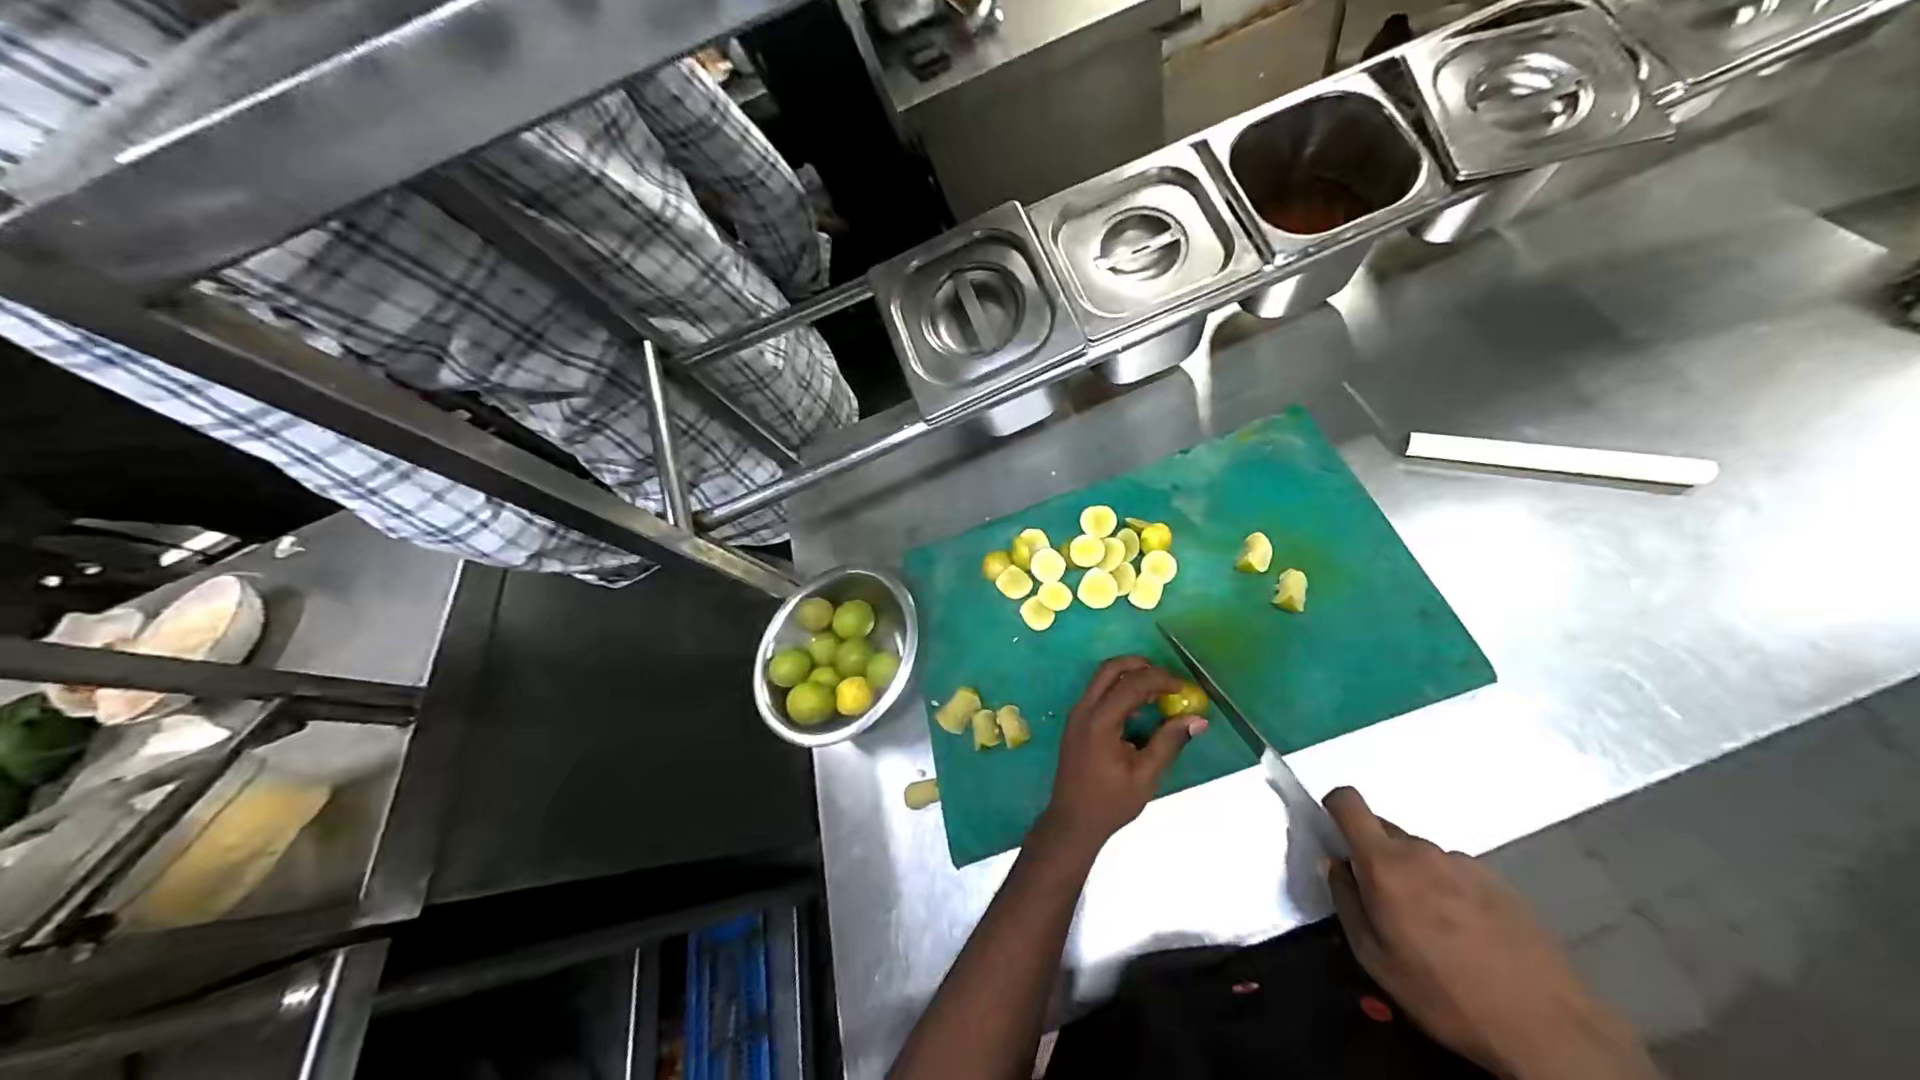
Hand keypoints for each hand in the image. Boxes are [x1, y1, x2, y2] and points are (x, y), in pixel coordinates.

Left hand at [1037, 657, 1206, 853]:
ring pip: (1102, 678)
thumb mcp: (1145, 776)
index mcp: (1100, 721)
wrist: (1072, 821)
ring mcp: (1077, 714)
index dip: (1161, 680)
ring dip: (1130, 676)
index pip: (1131, 684)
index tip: (1184, 688)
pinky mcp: (1077, 722)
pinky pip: (1098, 693)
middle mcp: (1084, 710)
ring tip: (1159, 693)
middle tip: (1168, 679)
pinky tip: (1140, 709)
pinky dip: (1120, 690)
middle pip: (1110, 669)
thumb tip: (1197, 719)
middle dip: (1141, 665)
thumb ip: (1169, 742)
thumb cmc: (1109, 802)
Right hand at [1323, 788, 1658, 1079]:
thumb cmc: (1443, 993)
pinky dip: (1450, 892)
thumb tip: (1335, 864)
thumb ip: (1345, 900)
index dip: (1334, 807)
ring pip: (1422, 857)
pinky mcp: (1500, 882)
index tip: (1334, 834)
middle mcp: (1423, 850)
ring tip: (1432, 928)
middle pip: (1385, 832)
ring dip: (1415, 878)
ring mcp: (1465, 864)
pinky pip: (1456, 874)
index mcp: (1385, 862)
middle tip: (1385, 905)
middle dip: (1376, 858)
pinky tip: (1467, 935)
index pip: (1348, 803)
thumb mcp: (1373, 957)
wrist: (1546, 1025)